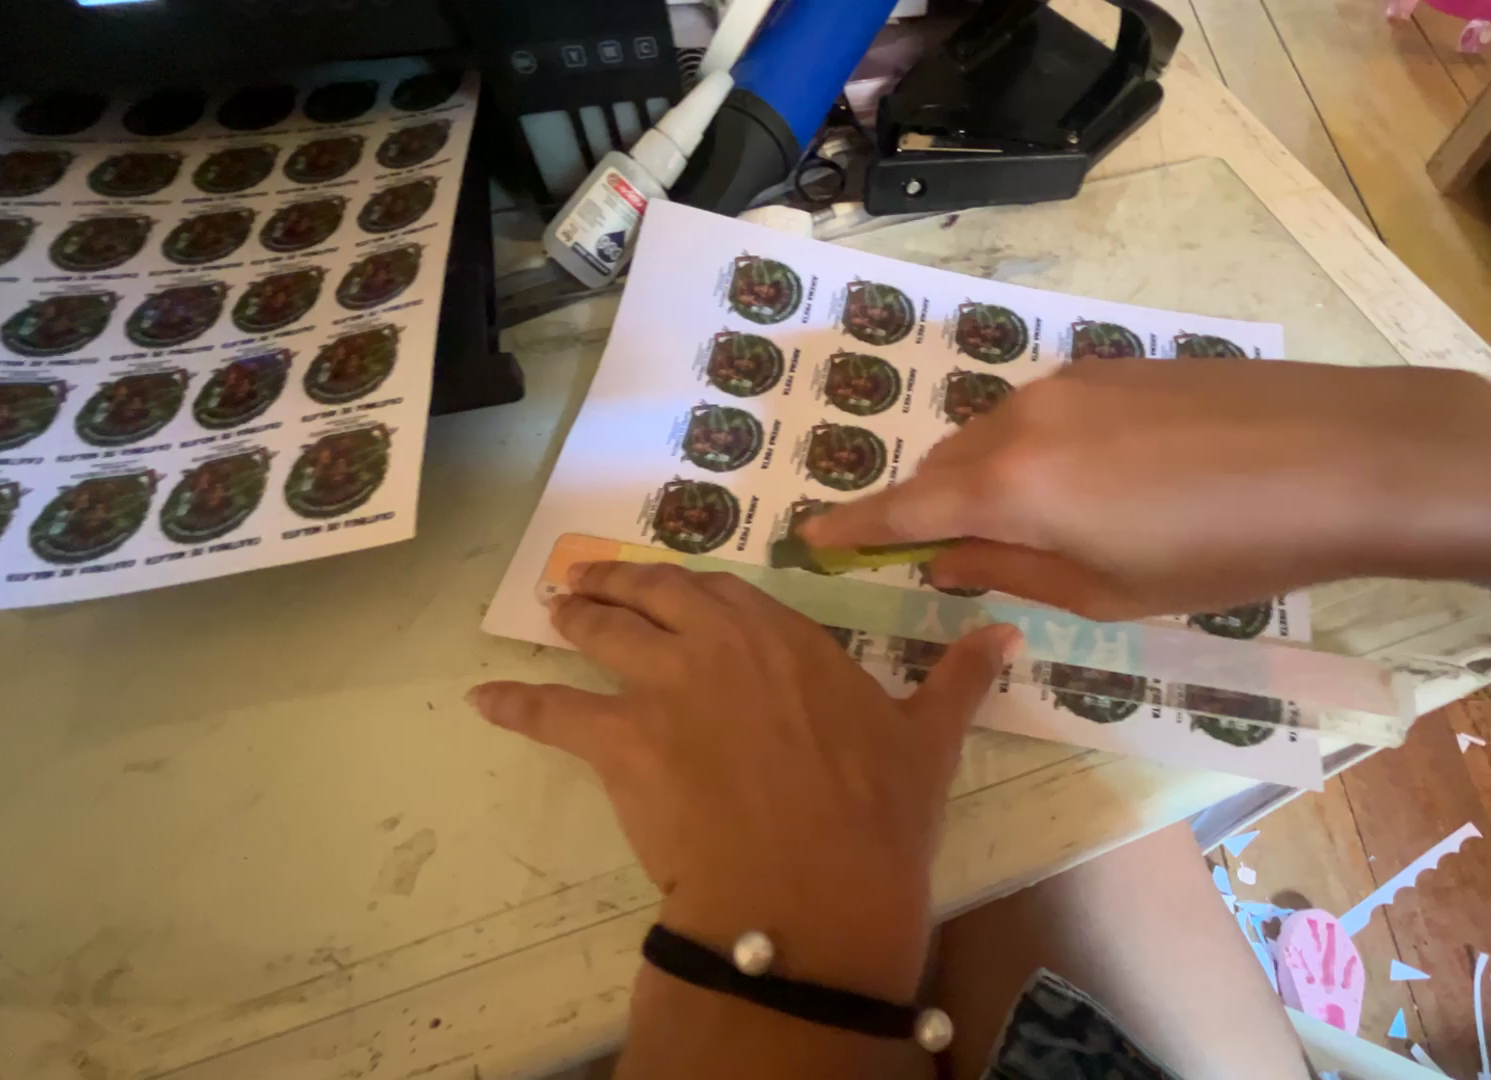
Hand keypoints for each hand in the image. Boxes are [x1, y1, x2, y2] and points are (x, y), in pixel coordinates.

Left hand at [468, 561, 1019, 999]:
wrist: (815, 886)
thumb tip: (1008, 631)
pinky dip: (516, 704)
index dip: (693, 586)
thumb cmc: (876, 809)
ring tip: (554, 607)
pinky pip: (553, 713)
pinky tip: (482, 698)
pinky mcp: (621, 742)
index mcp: (785, 635)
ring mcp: (664, 687)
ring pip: (603, 634)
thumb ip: (962, 675)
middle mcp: (718, 643)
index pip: (726, 591)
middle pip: (656, 596)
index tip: (674, 585)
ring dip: (575, 617)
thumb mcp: (928, 736)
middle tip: (596, 581)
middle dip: (623, 585)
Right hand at [804, 359, 1490, 618]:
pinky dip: (1026, 452)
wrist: (1349, 455)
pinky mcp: (1107, 363)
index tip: (811, 535)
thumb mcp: (1106, 591)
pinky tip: (1082, 478)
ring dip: (981, 481)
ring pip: (987, 437)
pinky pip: (1034, 414)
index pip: (904, 509)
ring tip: (1026, 524)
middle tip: (939, 553)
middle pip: (941, 469)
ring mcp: (1064, 381)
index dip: (853, 526)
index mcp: (1011, 485)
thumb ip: (1007, 569)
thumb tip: (940, 559)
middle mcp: (1019, 418)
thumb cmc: (1221, 551)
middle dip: (927, 511)